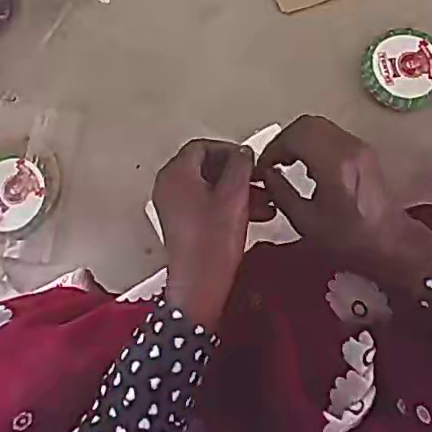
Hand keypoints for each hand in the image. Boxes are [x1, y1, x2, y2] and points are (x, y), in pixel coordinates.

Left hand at [153, 139, 255, 327]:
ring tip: (261, 200)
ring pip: (208, 186)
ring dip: (236, 190)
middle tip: (255, 177)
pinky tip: (251, 215)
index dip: (229, 150)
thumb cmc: (210, 245)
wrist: (200, 286)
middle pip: (205, 165)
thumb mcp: (234, 195)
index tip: (248, 159)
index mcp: (176, 174)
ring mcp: (173, 207)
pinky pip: (206, 203)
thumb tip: (243, 153)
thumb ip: (240, 165)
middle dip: (235, 172)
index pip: (202, 146)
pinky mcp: (182, 225)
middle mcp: (169, 187)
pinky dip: (227, 204)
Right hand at [256, 116, 431, 290]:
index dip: (273, 149)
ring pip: (319, 126)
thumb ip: (281, 193)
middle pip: (307, 124)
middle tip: (271, 162)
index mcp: (335, 164)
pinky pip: (330, 134)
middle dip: (284, 140)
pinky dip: (312, 142)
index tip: (263, 167)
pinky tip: (305, 164)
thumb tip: (267, 175)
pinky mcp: (363, 151)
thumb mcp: (306, 222)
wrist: (389, 243)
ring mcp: (358, 147)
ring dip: (298, 139)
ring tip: (285, 162)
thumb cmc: (350, 239)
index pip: (296, 137)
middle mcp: (349, 148)